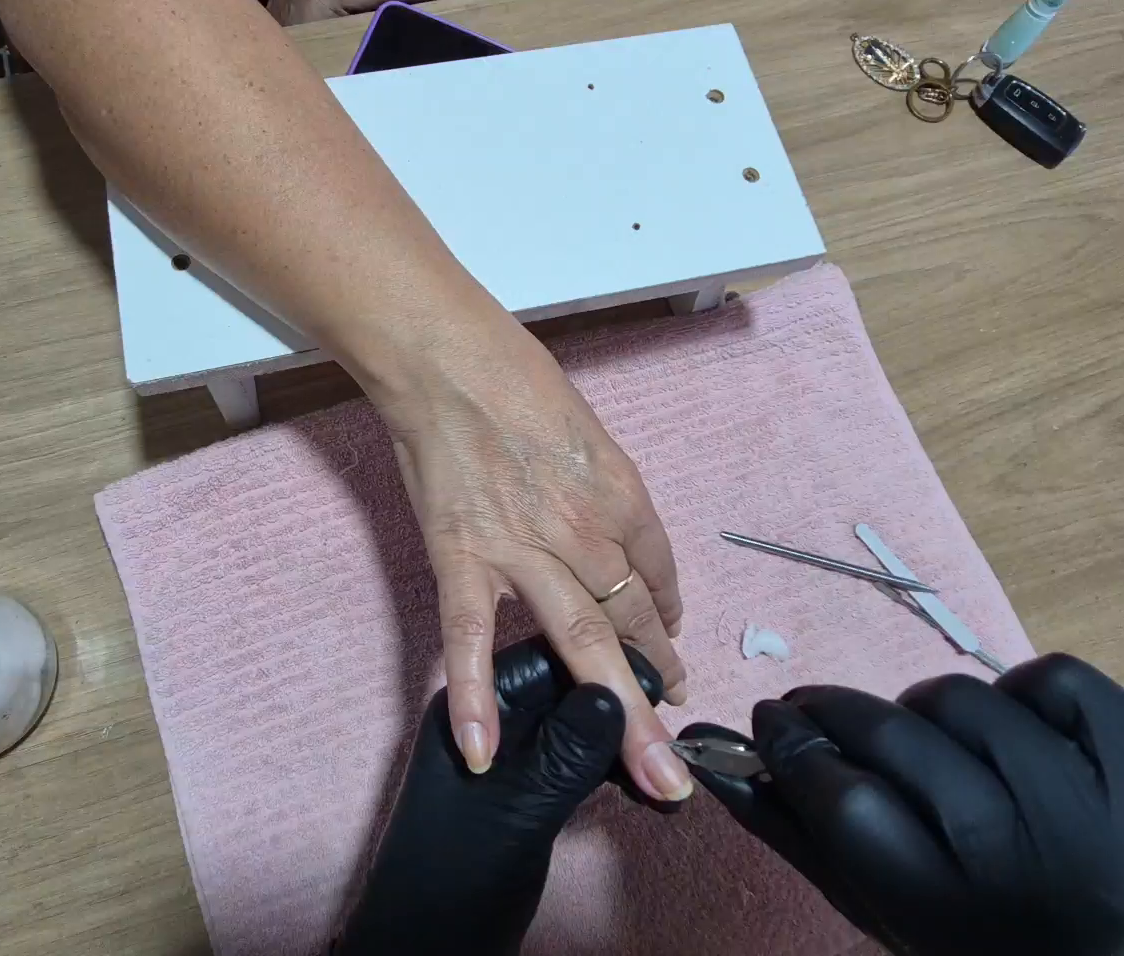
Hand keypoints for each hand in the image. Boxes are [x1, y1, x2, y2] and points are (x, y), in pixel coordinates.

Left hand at [335, 636, 664, 955]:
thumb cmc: (459, 873)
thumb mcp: (520, 807)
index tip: (659, 693)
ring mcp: (513, 747)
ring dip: (622, 745)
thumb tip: (615, 693)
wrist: (430, 947)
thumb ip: (567, 751)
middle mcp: (494, 712)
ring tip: (666, 776)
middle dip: (621, 710)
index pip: (550, 658)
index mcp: (476, 699)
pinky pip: (578, 758)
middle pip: (570, 688)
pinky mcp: (530, 781)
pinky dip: (611, 769)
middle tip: (670, 742)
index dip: (604, 668)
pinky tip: (643, 789)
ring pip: (579, 725)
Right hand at [378, 333, 691, 803]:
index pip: (657, 568)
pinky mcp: (463, 559)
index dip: (667, 612)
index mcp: (620, 492)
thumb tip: (612, 530)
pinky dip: (474, 695)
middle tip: (679, 742)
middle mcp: (585, 530)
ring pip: (580, 639)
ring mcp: (523, 551)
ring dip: (617, 707)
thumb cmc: (517, 376)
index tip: (667, 636)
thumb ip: (603, 487)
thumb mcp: (585, 426)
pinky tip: (482, 749)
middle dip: (661, 683)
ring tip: (646, 763)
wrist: (445, 359)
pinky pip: (469, 637)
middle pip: (633, 619)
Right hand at [682, 654, 1123, 955]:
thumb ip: (794, 825)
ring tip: (944, 751)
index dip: (793, 745)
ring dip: (934, 715)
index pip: (845, 797)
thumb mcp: (872, 899)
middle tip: (824, 715)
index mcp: (965, 917)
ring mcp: (1122, 822)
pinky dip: (1026, 698)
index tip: (773, 719)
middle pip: (900, 736)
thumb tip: (710, 751)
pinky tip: (1028, 745)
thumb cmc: (969, 933)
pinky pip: (1059, 681)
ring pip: (966, 698)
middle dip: (840, 716)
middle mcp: (1047, 869)